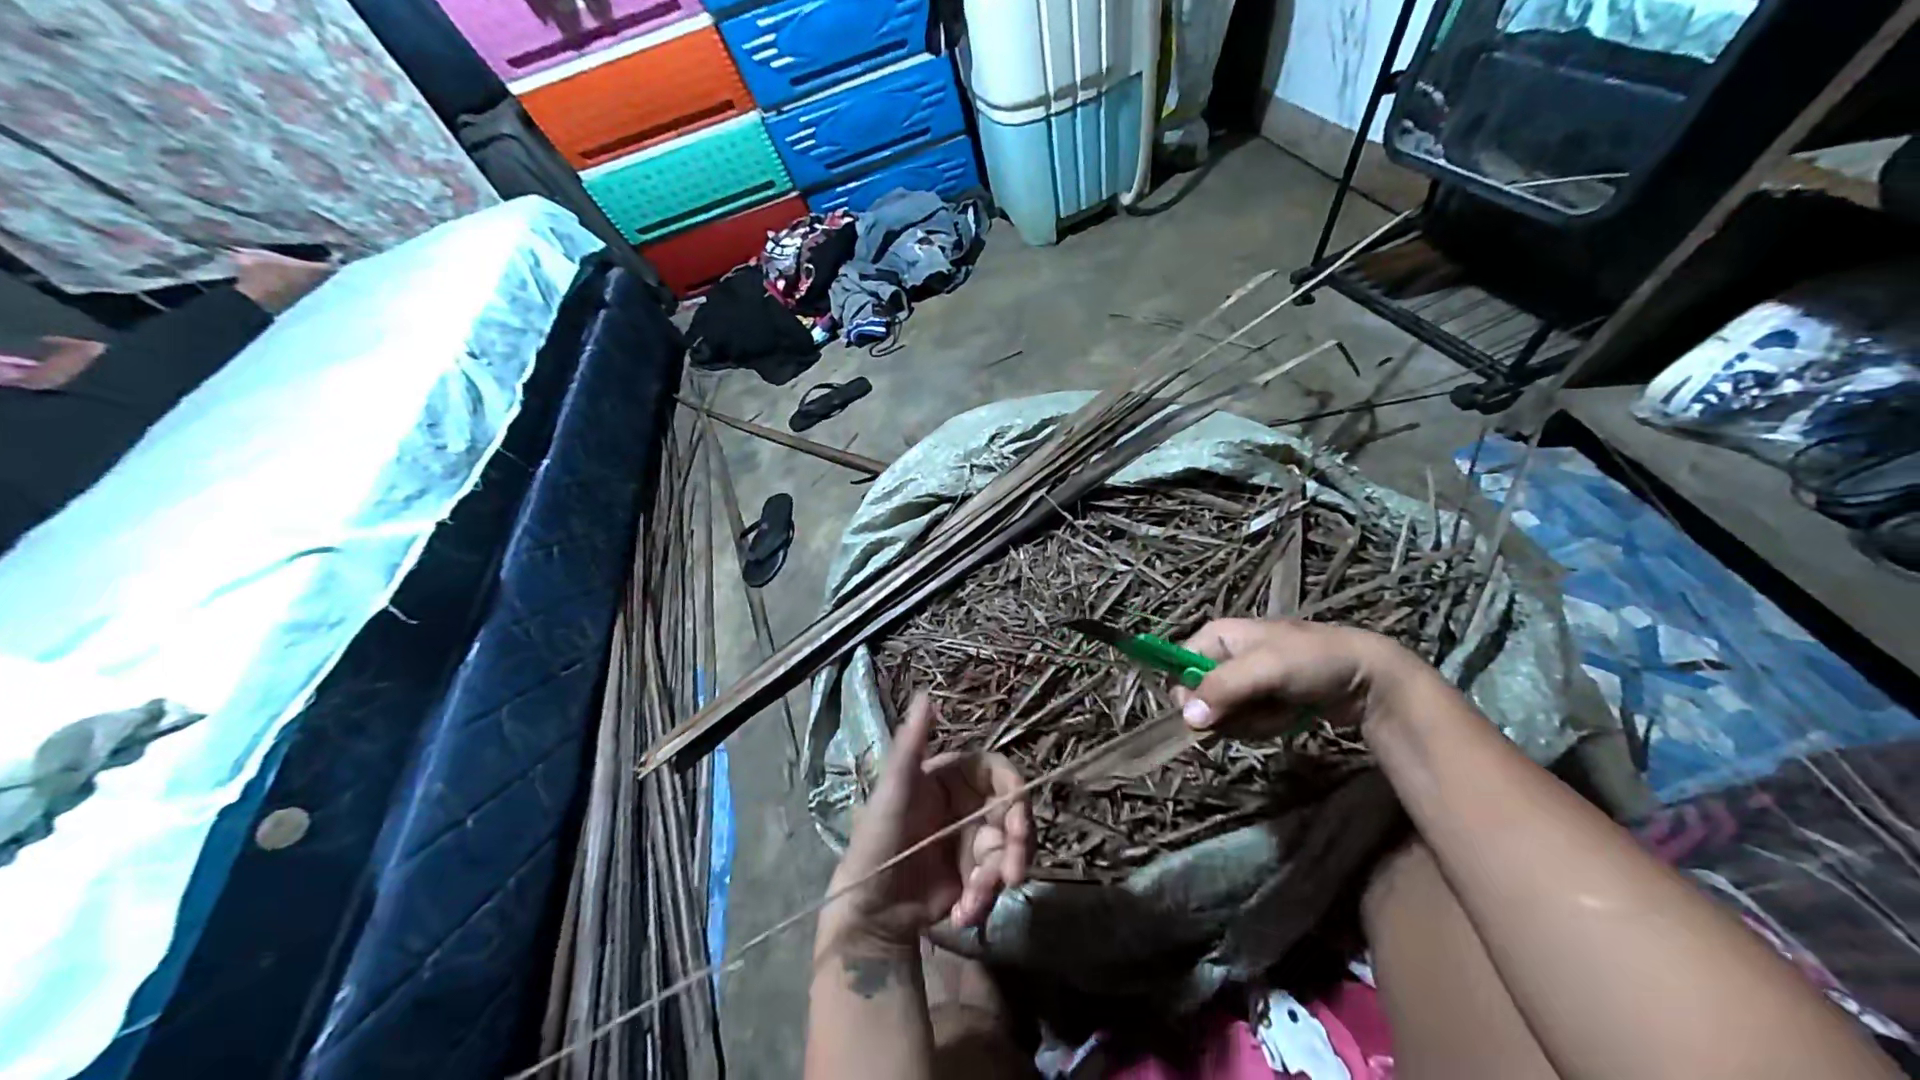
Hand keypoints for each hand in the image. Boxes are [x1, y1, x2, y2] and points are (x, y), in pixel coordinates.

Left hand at [818, 692, 1029, 956]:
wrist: (869, 910)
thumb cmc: (879, 840)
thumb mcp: (893, 788)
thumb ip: (912, 743)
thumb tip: (926, 695)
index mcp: (953, 779)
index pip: (1000, 773)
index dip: (1016, 792)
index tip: (1017, 819)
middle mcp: (969, 807)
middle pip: (1014, 815)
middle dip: (1017, 845)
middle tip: (1012, 875)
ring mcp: (973, 843)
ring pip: (1010, 852)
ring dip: (996, 879)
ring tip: (971, 903)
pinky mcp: (975, 878)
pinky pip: (997, 883)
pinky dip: (984, 900)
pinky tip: (963, 915)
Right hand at [1177, 618, 1447, 734]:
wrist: (1369, 678)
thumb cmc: (1313, 661)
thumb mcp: (1266, 668)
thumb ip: (1223, 688)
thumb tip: (1186, 717)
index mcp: (1217, 635)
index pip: (1180, 665)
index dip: (1187, 692)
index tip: (1205, 715)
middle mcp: (1225, 656)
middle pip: (1199, 695)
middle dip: (1227, 711)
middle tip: (1257, 710)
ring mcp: (1244, 680)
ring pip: (1221, 713)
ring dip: (1249, 721)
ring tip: (1281, 710)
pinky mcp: (1261, 700)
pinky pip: (1244, 721)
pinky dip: (1263, 725)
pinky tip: (1287, 717)